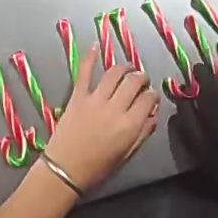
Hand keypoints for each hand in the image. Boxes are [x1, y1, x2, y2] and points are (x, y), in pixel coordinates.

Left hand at [40, 47, 159, 191]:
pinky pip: (84, 73)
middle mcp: (115, 107)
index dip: (152, 96)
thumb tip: (153, 117)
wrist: (64, 170)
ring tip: (127, 67)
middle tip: (141, 80)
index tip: (150, 97)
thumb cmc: (97, 168)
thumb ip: (142, 134)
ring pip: (114, 74)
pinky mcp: (77, 97)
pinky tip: (95, 46)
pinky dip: (90, 58)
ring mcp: (95, 100)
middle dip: (141, 78)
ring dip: (124, 67)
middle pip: (134, 82)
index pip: (148, 99)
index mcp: (130, 124)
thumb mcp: (126, 154)